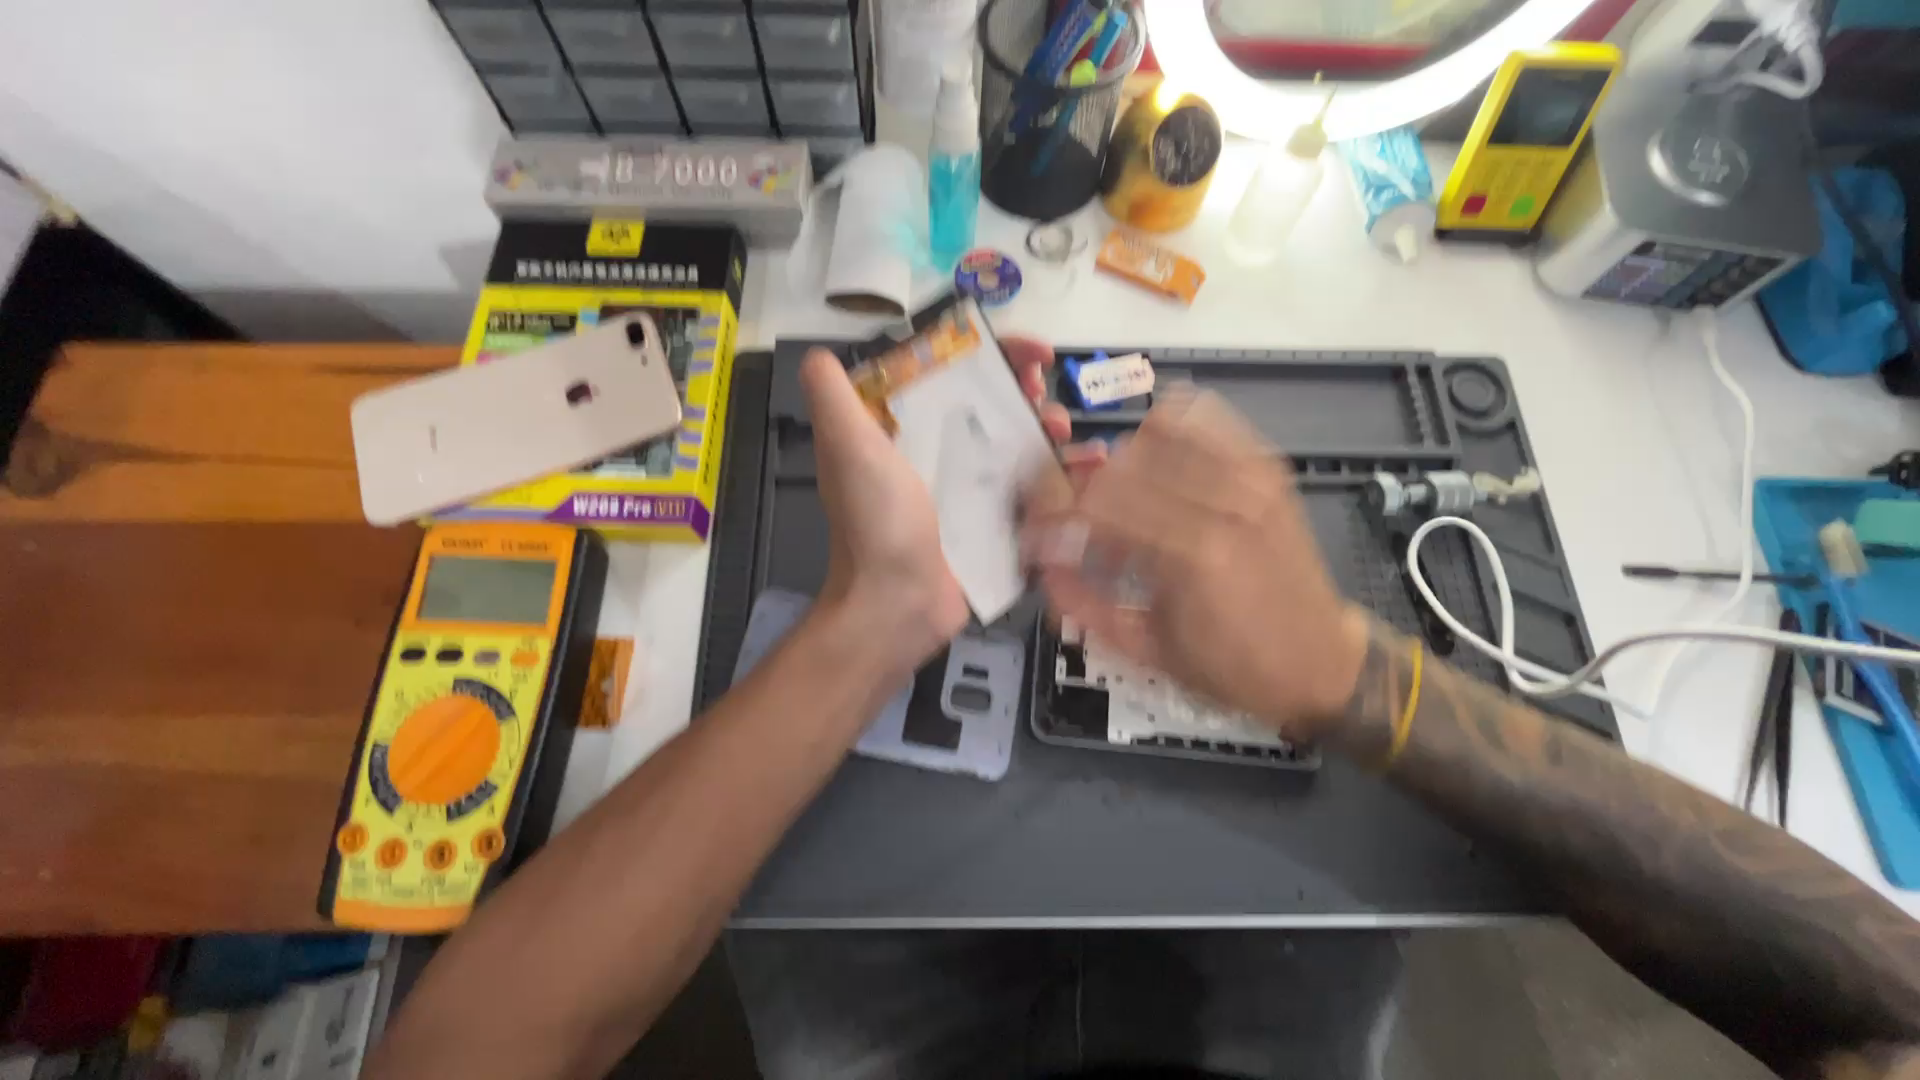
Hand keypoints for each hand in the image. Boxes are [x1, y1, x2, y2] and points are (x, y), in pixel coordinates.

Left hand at [801, 338, 1072, 676]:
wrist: (896, 605)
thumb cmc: (875, 522)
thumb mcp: (848, 448)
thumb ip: (833, 397)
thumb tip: (819, 356)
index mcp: (903, 431)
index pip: (955, 373)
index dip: (996, 353)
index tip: (1033, 353)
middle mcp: (935, 456)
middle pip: (993, 407)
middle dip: (1028, 393)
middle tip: (1048, 398)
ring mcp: (967, 493)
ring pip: (1018, 447)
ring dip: (1051, 433)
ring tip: (1073, 437)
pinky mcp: (991, 526)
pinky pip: (1031, 492)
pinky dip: (1061, 479)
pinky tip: (1089, 472)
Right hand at [1022, 387, 1367, 738]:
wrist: (1321, 662)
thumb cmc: (1233, 667)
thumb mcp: (1148, 650)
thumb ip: (1083, 603)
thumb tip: (1040, 564)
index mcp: (1191, 556)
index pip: (1096, 506)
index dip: (1053, 518)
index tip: (1037, 534)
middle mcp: (1223, 504)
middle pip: (1119, 466)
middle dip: (1080, 491)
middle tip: (1073, 522)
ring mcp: (1250, 478)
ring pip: (1154, 432)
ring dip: (1122, 463)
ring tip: (1120, 497)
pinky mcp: (1266, 467)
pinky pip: (1203, 416)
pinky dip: (1167, 427)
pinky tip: (1157, 459)